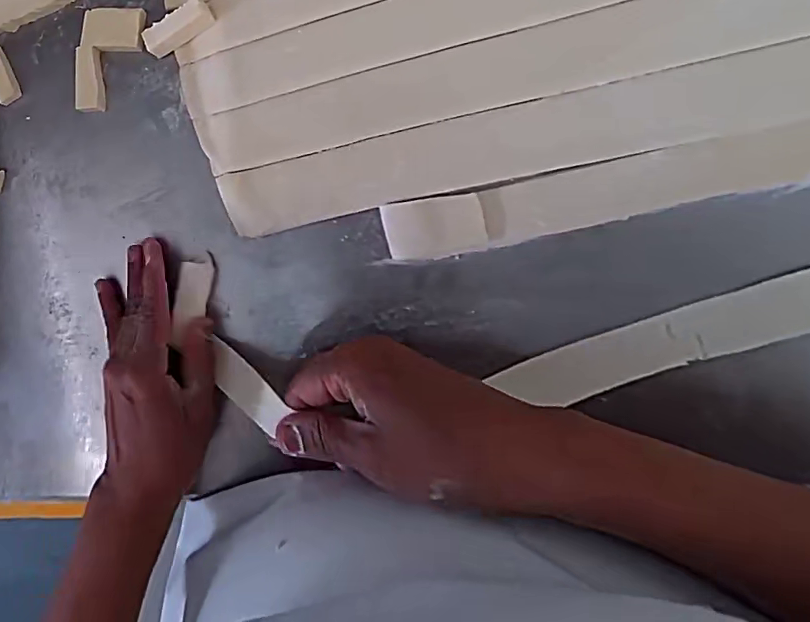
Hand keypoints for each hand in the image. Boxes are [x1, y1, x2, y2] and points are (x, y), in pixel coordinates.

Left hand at [93, 238, 217, 512]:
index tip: (156, 251)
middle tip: (147, 243)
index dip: (157, 279)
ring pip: (126, 318)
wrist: (135, 487)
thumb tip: (199, 322)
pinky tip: (107, 289)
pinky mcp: (112, 373)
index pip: (155, 314)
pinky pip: (115, 334)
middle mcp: (122, 362)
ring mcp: (113, 366)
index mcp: (144, 369)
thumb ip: (199, 361)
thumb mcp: (199, 409)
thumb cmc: (173, 453)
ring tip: (131, 256)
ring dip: (131, 285)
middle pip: (138, 310)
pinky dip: (112, 309)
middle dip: (144, 274)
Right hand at [274, 336, 601, 516]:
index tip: (298, 447)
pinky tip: (393, 443)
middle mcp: (373, 350)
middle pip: (321, 379)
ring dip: (347, 416)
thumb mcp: (372, 458)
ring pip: (346, 384)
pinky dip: (370, 411)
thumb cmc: (456, 455)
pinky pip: (371, 384)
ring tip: (373, 454)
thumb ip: (321, 440)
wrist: (520, 453)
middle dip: (321, 417)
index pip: (299, 383)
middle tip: (338, 458)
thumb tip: (289, 432)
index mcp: (356, 363)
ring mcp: (396, 356)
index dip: (296, 419)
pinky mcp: (413, 369)